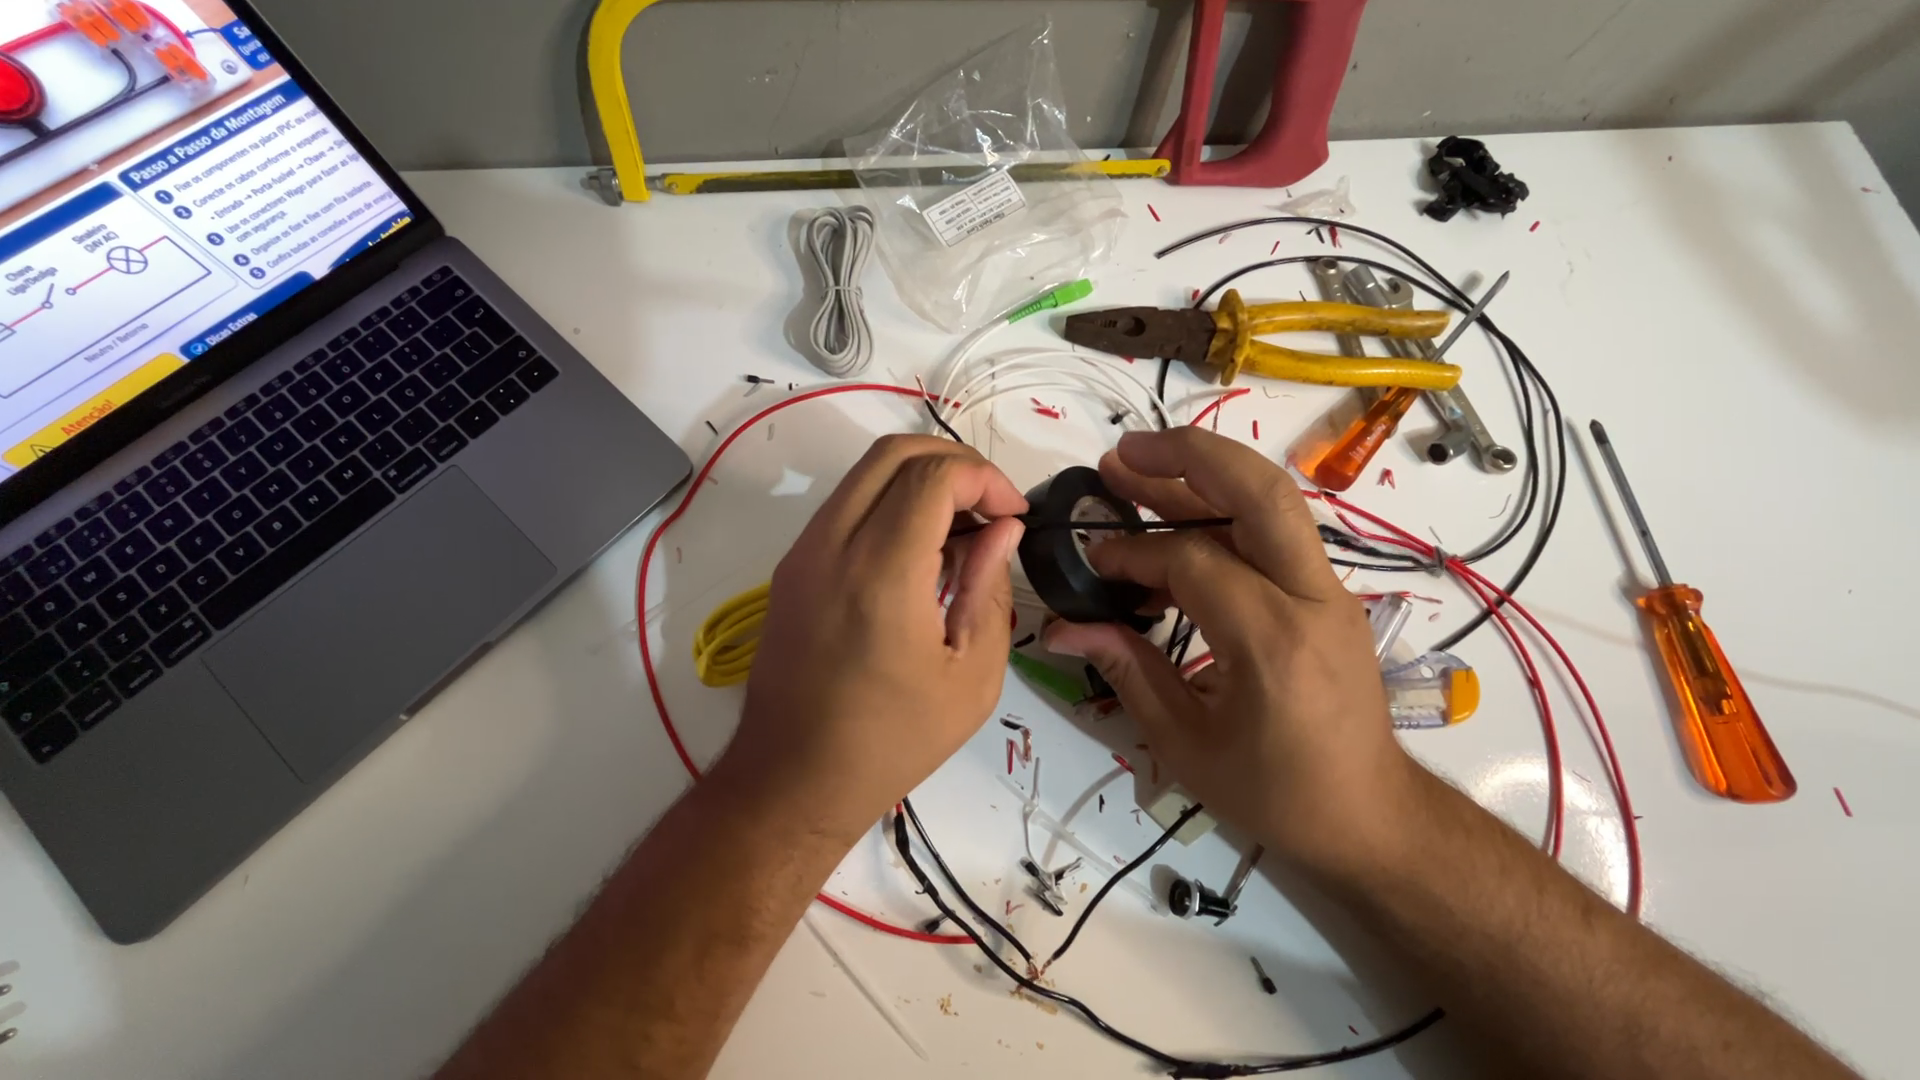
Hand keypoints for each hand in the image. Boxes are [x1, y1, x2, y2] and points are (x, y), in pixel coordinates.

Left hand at [721, 435, 1027, 839]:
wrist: (793, 778)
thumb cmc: (892, 742)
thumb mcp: (970, 677)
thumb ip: (990, 589)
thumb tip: (1002, 530)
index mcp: (881, 575)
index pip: (934, 476)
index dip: (985, 479)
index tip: (1014, 516)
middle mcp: (832, 546)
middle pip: (894, 453)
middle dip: (955, 464)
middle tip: (991, 509)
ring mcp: (803, 552)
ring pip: (865, 473)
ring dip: (921, 481)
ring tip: (961, 532)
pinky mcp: (791, 566)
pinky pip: (845, 504)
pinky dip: (889, 503)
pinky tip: (919, 553)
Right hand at [1044, 429, 1419, 873]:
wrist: (1368, 815)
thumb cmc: (1273, 791)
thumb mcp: (1185, 742)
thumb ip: (1126, 668)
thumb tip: (1062, 627)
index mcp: (1272, 642)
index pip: (1194, 561)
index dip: (1133, 553)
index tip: (1092, 562)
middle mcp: (1311, 600)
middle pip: (1259, 492)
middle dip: (1188, 457)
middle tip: (1121, 453)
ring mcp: (1329, 591)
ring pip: (1272, 501)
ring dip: (1204, 474)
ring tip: (1137, 466)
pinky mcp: (1328, 594)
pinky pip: (1274, 534)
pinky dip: (1223, 514)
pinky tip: (1177, 522)